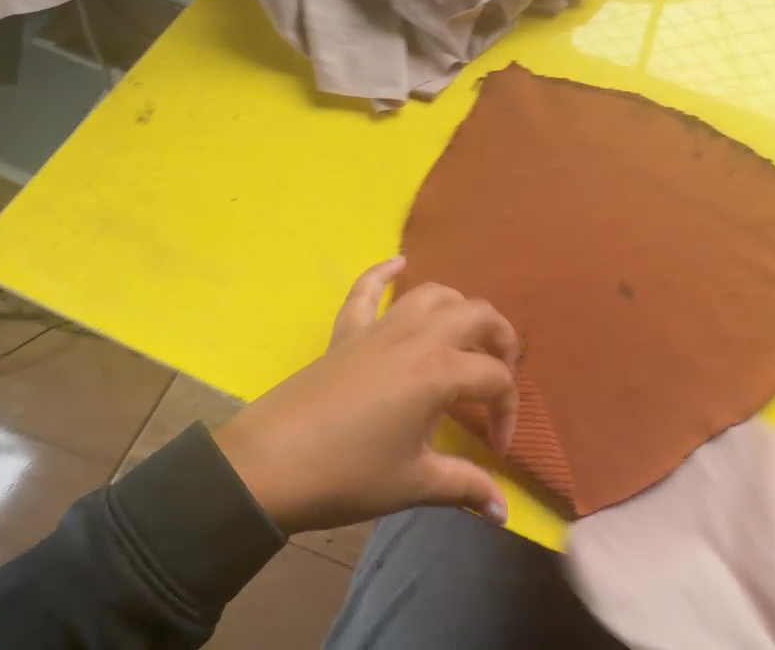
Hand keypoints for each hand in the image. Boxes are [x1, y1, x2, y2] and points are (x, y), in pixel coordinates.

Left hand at [212, 257, 520, 533]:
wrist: (267, 467)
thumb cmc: (347, 476)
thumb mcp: (413, 483)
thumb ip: (466, 487)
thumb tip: (504, 511)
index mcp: (440, 372)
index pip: (496, 379)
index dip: (508, 412)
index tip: (498, 448)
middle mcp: (419, 336)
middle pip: (479, 315)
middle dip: (501, 340)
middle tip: (500, 376)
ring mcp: (380, 327)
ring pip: (434, 294)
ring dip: (459, 308)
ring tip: (466, 336)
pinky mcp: (346, 331)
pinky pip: (367, 289)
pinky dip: (385, 272)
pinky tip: (399, 263)